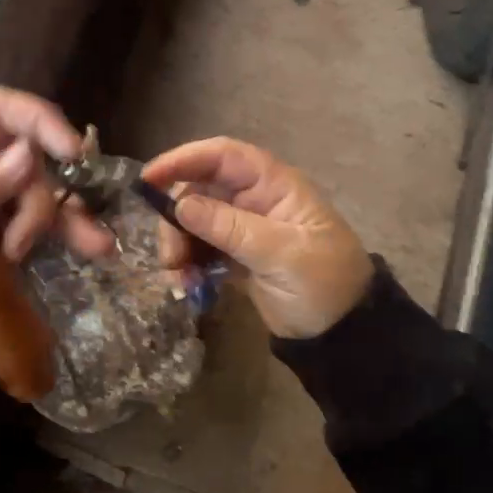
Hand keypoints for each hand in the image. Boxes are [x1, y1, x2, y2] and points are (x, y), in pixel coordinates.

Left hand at [0, 88, 115, 362]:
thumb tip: (28, 153)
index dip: (38, 120)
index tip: (72, 152)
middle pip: (27, 157)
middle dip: (43, 193)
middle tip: (23, 242)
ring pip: (38, 191)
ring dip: (66, 216)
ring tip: (98, 247)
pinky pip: (35, 222)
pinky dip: (63, 233)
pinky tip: (92, 248)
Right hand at [143, 137, 372, 338]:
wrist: (344, 335)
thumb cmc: (324, 283)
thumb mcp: (280, 254)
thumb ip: (230, 227)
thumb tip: (179, 204)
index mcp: (273, 185)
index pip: (222, 156)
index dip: (183, 160)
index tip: (149, 179)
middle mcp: (254, 199)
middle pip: (199, 189)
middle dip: (176, 217)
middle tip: (169, 254)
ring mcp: (244, 228)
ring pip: (194, 220)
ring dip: (179, 245)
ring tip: (179, 277)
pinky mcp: (236, 255)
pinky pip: (200, 247)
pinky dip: (189, 263)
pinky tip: (189, 284)